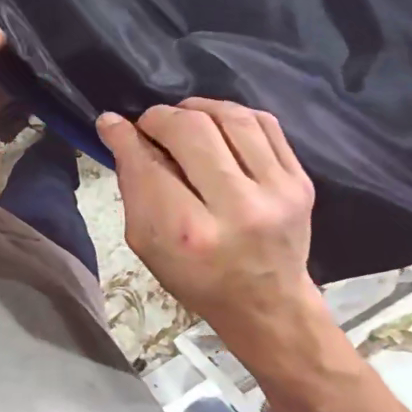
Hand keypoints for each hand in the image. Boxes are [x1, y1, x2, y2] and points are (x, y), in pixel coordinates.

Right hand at [95, 98, 320, 344]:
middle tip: (149, 125)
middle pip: (192, 130)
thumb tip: (115, 128)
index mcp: (191, 234)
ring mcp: (277, 191)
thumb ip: (132, 185)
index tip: (111, 122)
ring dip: (197, 108)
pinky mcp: (300, 181)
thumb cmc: (197, 278)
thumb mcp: (148, 244)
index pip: (149, 166)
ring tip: (182, 118)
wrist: (267, 303)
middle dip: (160, 117)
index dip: (125, 136)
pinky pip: (265, 123)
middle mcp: (238, 208)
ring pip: (231, 117)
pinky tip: (216, 124)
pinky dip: (232, 115)